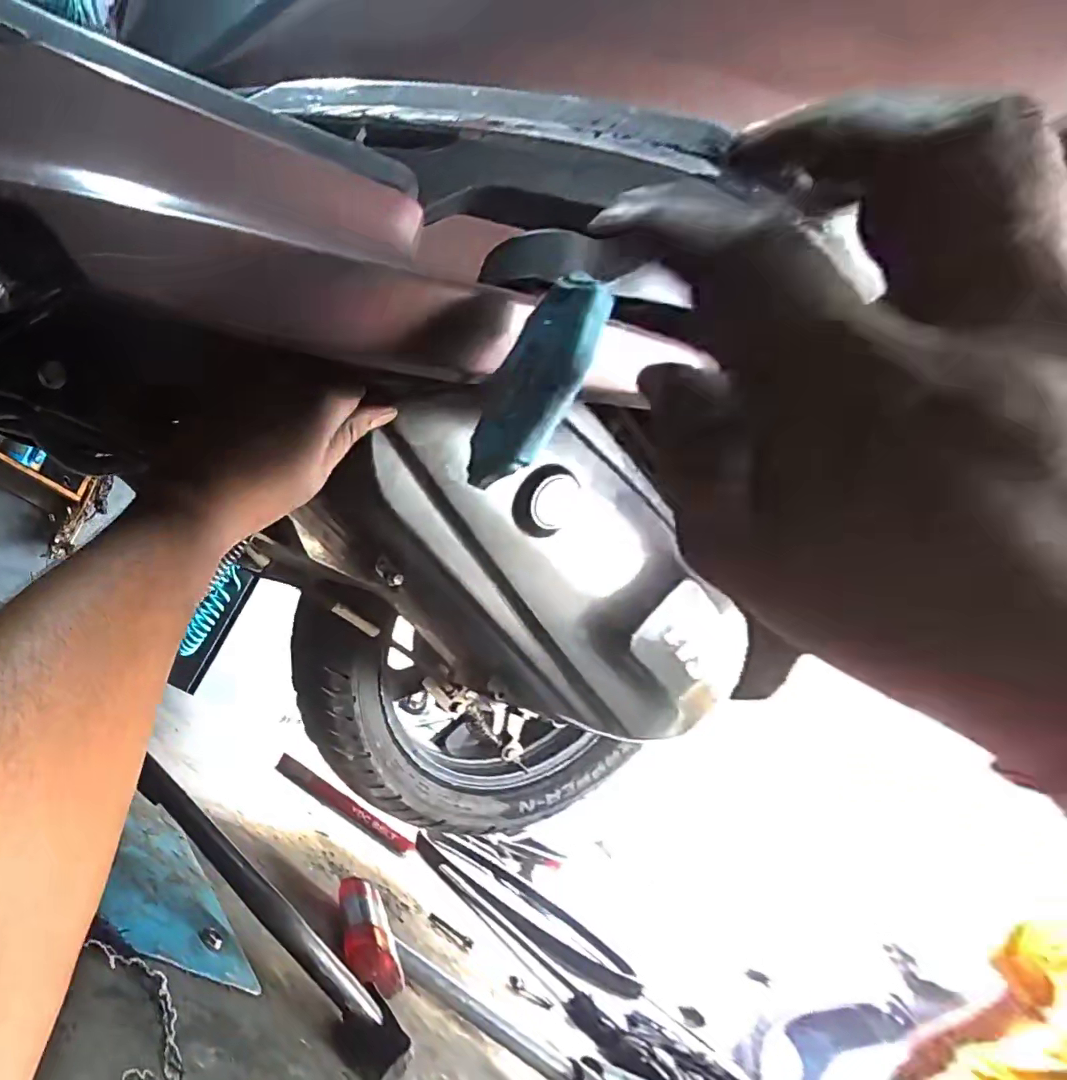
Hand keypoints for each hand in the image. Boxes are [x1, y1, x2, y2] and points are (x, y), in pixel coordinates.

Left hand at [141, 384, 396, 550]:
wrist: (194, 497)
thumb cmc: (262, 493)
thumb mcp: (315, 473)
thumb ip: (347, 435)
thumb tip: (382, 408)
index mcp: (323, 396)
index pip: (356, 388)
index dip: (357, 404)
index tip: (352, 420)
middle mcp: (291, 372)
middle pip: (321, 372)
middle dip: (327, 390)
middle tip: (320, 421)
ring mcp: (254, 373)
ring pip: (288, 369)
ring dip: (294, 386)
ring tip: (288, 418)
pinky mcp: (223, 379)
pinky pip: (255, 372)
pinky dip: (263, 387)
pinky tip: (258, 411)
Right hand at [589, 93, 1066, 791]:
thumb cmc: (910, 618)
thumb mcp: (752, 555)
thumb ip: (700, 456)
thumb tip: (673, 377)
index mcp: (865, 391)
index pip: (757, 258)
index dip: (679, 221)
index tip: (626, 219)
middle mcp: (1001, 320)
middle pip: (948, 151)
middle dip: (837, 131)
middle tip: (761, 158)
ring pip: (1032, 165)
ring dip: (910, 158)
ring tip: (834, 187)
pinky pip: (1049, 232)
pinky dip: (961, 227)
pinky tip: (909, 261)